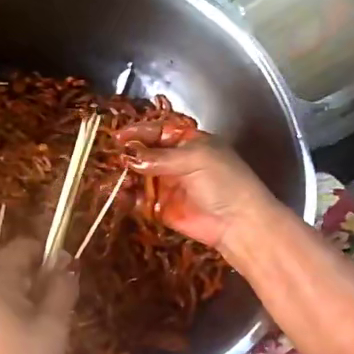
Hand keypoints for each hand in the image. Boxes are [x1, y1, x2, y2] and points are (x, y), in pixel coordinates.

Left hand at [0, 239, 77, 353]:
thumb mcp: (53, 324)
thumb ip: (62, 287)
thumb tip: (65, 264)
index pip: (23, 246)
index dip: (49, 254)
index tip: (69, 275)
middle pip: (12, 264)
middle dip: (40, 277)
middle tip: (61, 306)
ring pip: (5, 285)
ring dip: (29, 296)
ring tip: (47, 324)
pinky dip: (14, 309)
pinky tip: (28, 336)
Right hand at [114, 130, 282, 252]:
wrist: (237, 223)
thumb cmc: (225, 182)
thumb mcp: (195, 159)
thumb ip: (159, 157)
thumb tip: (129, 156)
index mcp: (187, 141)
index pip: (157, 130)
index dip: (138, 132)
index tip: (119, 137)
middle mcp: (174, 160)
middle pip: (142, 153)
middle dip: (128, 155)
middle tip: (116, 160)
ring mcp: (166, 184)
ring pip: (137, 176)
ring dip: (125, 177)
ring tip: (117, 180)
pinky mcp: (160, 207)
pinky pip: (138, 199)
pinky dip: (126, 198)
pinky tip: (119, 196)